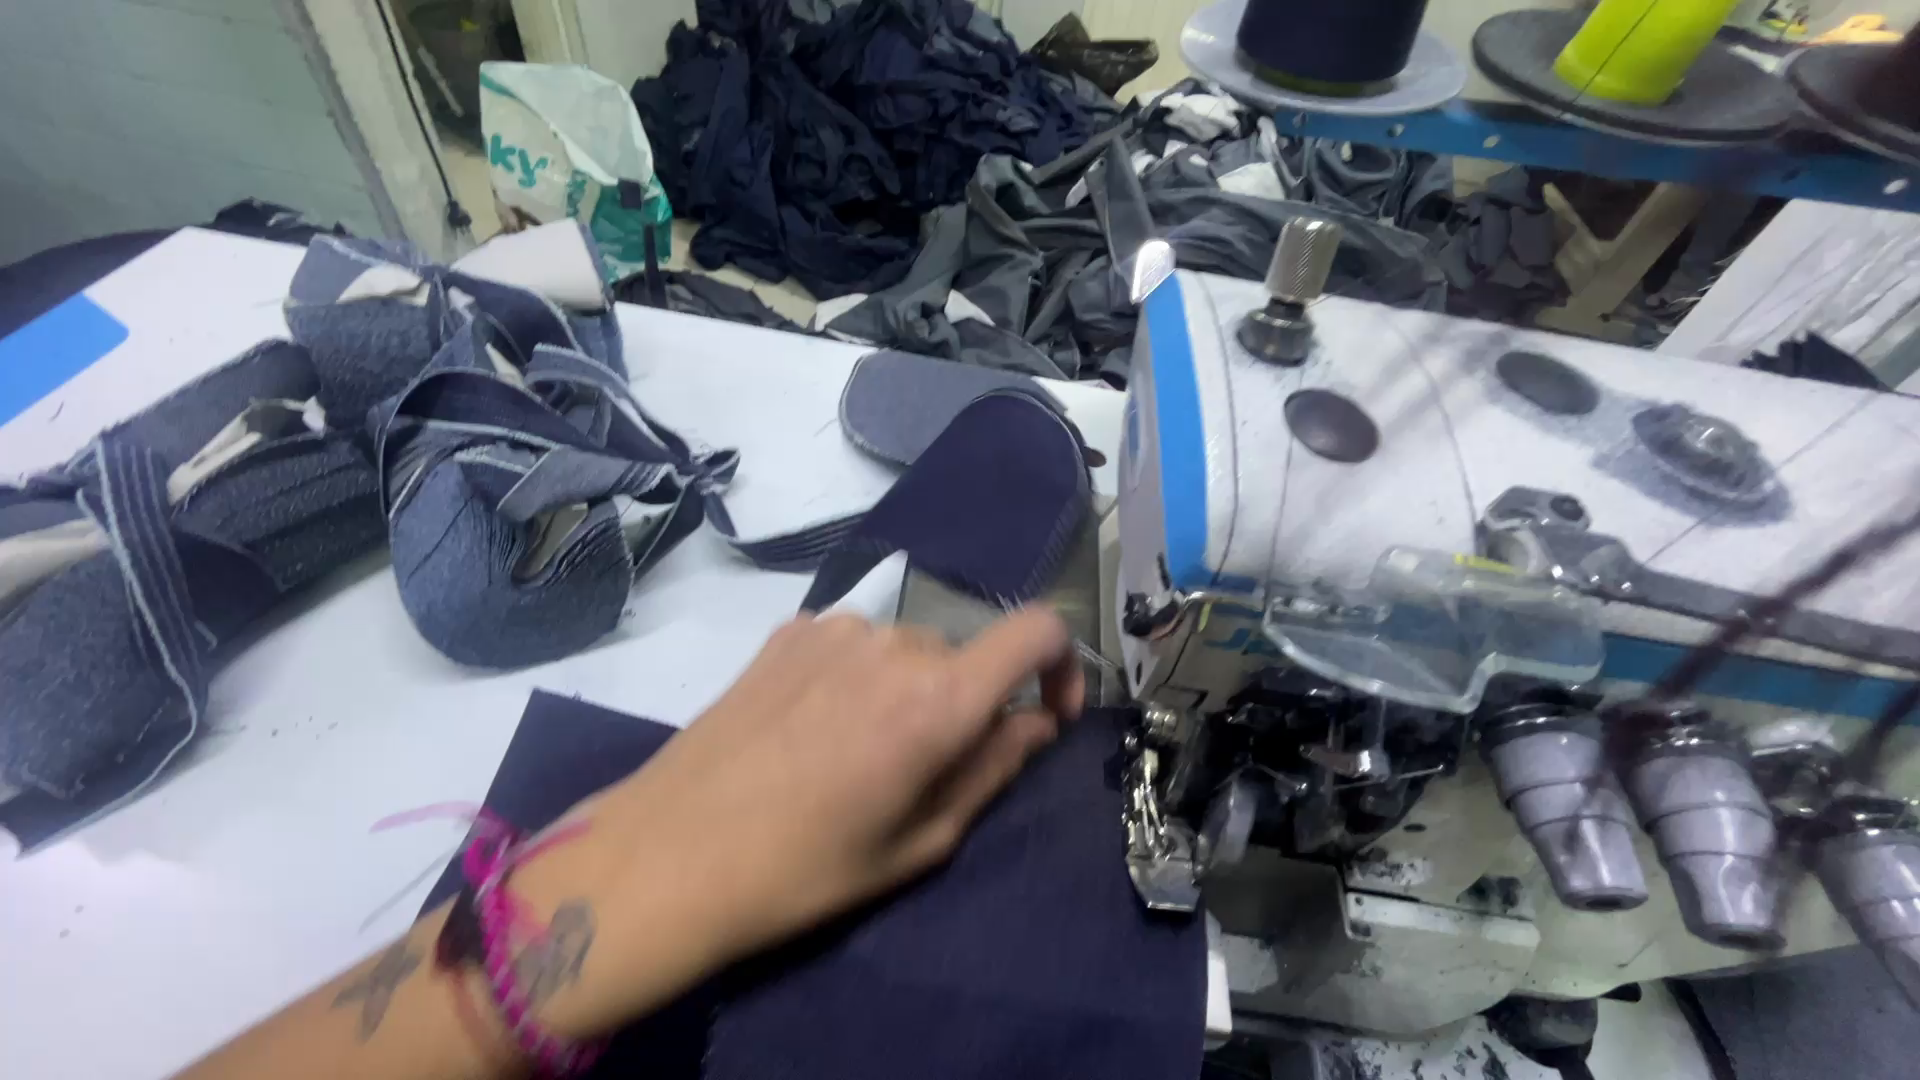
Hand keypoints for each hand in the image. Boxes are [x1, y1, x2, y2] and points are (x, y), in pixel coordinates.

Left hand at [517, 608, 1084, 1035]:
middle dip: (965, 705)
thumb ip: (993, 770)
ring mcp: (835, 628)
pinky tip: (814, 727)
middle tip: (922, 770)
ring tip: (857, 753)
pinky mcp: (788, 630)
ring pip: (908, 650)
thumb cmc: (804, 868)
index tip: (1044, 715)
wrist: (668, 852)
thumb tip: (1036, 723)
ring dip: (908, 691)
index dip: (1062, 666)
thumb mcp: (919, 843)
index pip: (1037, 631)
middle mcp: (894, 642)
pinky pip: (854, 644)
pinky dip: (858, 677)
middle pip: (964, 656)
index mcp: (937, 698)